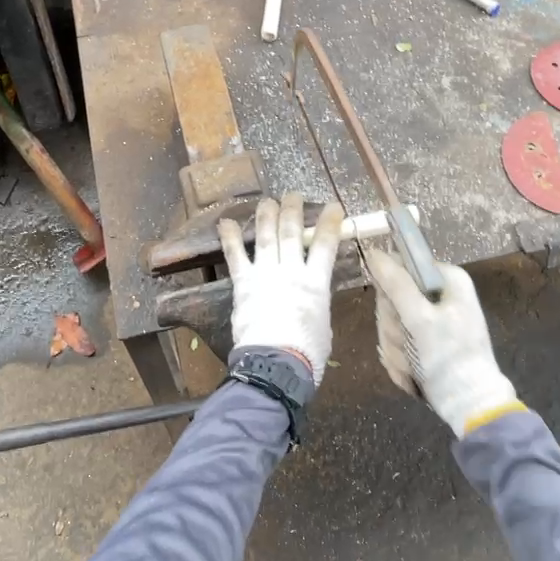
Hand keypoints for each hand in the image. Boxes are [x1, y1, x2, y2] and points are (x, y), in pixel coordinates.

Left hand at [219, 194, 344, 383]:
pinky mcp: (244, 285)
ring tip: (267, 201)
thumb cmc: (307, 354)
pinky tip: (225, 222)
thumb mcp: (323, 324)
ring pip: (266, 238)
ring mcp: (265, 275)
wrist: (276, 365)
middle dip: (293, 211)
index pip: (326, 245)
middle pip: (292, 234)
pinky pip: (236, 257)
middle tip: (293, 196)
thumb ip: (316, 302)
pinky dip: (230, 238)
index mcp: (315, 284)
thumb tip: (311, 295)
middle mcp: (290, 272)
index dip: (330, 223)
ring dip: (266, 216)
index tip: (334, 207)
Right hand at [366, 250, 519, 435]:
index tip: (397, 315)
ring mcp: (432, 318)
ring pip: (392, 322)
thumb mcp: (421, 320)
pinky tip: (413, 373)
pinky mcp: (425, 340)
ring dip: (396, 347)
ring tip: (413, 364)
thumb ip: (396, 285)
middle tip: (408, 345)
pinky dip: (401, 359)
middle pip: (392, 297)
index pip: (400, 267)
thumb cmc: (449, 358)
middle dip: (394, 328)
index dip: (391, 291)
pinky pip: (398, 341)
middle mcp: (440, 294)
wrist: (469, 405)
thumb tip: (373, 252)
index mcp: (447, 279)